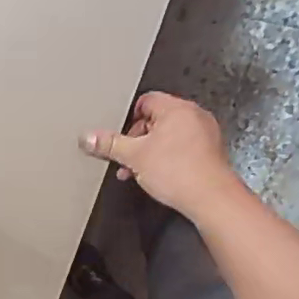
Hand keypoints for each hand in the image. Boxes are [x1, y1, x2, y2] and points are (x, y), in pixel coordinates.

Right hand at [80, 91, 247, 216]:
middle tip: (129, 157)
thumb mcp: (133, 157)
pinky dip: (169, 159)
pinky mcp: (208, 151)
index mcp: (176, 108)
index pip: (146, 101)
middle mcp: (193, 115)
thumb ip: (109, 145)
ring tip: (143, 170)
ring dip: (152, 151)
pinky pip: (182, 148)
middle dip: (138, 140)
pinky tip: (162, 176)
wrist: (209, 197)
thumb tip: (90, 137)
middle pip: (156, 119)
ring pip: (169, 136)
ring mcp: (204, 133)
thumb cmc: (180, 173)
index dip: (128, 119)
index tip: (121, 136)